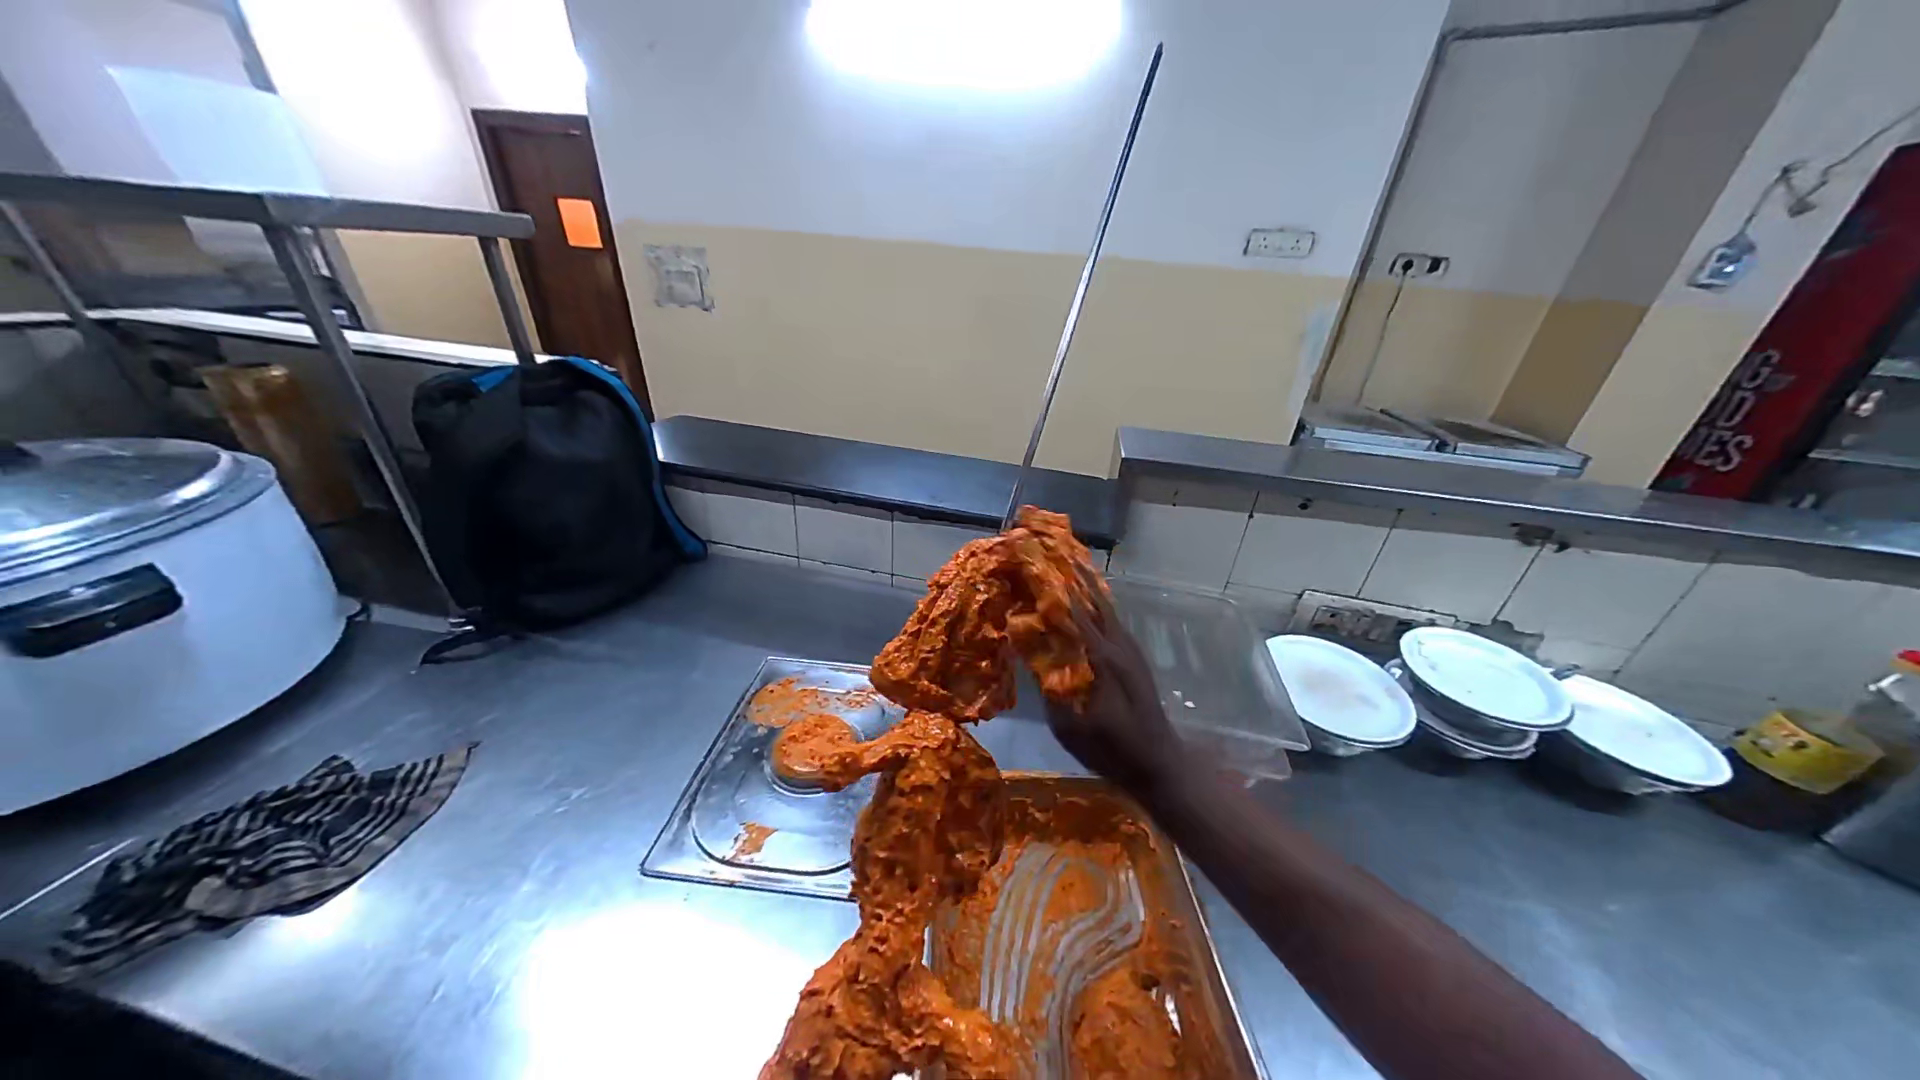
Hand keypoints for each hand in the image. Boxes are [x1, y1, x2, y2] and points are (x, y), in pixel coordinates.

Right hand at [1044, 577, 1190, 800]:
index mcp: (1102, 659)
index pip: (1073, 616)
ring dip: (1089, 589)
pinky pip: (1114, 622)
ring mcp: (1131, 652)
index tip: (1035, 571)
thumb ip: (1049, 688)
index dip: (1054, 593)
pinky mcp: (1135, 660)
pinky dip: (1099, 606)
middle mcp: (1119, 647)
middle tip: (1055, 556)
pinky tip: (1089, 605)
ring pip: (1108, 609)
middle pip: (1095, 602)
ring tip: (1069, 568)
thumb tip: (1029, 656)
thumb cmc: (1111, 750)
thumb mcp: (1070, 727)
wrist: (1159, 764)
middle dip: (1075, 579)